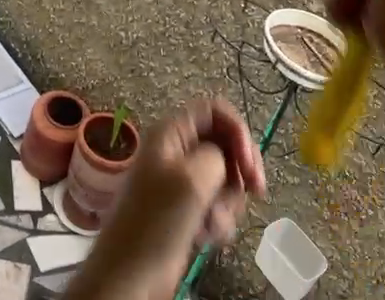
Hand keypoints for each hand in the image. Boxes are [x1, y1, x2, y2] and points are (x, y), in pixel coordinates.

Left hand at [66, 99, 266, 299]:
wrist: (130, 274)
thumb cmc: (156, 220)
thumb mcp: (192, 178)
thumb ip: (218, 154)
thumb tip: (227, 158)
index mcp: (172, 132)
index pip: (215, 111)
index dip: (238, 130)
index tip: (249, 164)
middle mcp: (178, 150)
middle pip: (225, 143)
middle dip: (240, 170)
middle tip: (255, 192)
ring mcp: (182, 181)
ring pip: (225, 177)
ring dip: (228, 201)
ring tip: (213, 222)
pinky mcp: (188, 209)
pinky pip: (218, 204)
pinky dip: (220, 219)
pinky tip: (207, 235)